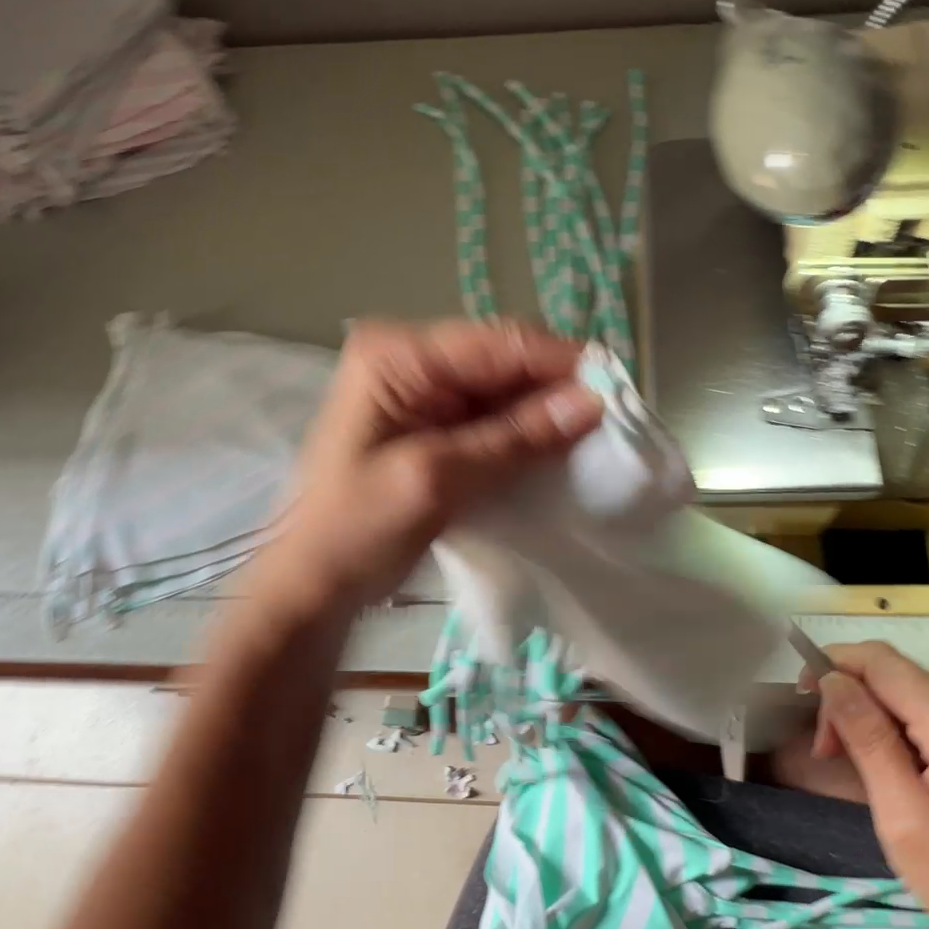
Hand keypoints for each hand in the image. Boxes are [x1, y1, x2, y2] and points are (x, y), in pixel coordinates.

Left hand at [249, 319, 602, 609]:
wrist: (313, 587)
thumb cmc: (356, 528)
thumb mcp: (436, 478)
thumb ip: (514, 437)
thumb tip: (591, 403)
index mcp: (397, 354)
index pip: (498, 342)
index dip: (560, 363)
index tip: (615, 395)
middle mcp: (412, 359)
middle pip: (506, 360)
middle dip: (557, 389)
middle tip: (611, 426)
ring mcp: (424, 392)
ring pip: (507, 390)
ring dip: (548, 415)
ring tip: (596, 443)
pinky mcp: (436, 426)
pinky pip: (496, 419)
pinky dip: (528, 436)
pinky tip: (560, 455)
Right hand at [806, 642, 928, 928]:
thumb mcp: (902, 817)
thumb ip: (867, 739)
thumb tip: (831, 679)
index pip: (882, 662)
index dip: (833, 667)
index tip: (802, 704)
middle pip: (894, 671)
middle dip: (848, 696)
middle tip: (827, 751)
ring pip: (907, 685)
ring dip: (868, 711)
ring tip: (850, 759)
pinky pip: (927, 706)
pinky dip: (894, 722)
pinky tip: (885, 759)